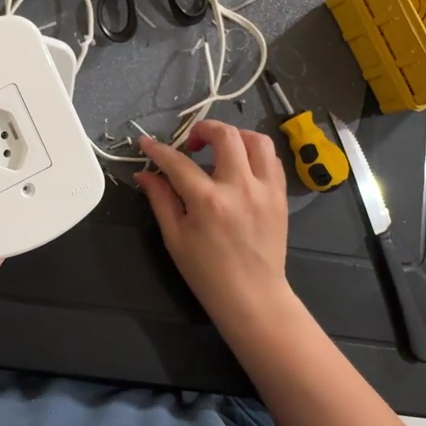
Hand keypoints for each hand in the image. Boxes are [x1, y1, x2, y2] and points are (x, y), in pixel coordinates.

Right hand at [133, 120, 291, 325]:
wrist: (252, 296)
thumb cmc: (207, 272)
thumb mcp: (175, 238)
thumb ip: (160, 200)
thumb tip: (145, 174)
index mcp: (208, 201)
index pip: (178, 162)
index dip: (158, 150)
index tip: (147, 144)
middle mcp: (240, 188)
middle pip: (226, 135)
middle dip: (204, 129)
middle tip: (191, 143)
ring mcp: (265, 190)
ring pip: (257, 140)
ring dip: (236, 136)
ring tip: (221, 148)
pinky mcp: (280, 196)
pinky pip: (272, 160)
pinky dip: (255, 154)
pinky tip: (242, 166)